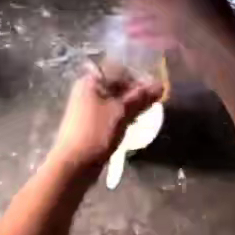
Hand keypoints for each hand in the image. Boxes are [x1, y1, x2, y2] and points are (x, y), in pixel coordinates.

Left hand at [48, 65, 163, 177]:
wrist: (73, 165)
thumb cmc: (97, 133)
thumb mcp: (122, 113)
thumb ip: (141, 97)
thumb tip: (160, 85)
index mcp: (91, 81)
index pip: (119, 69)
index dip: (137, 77)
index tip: (153, 90)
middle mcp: (87, 90)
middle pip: (116, 84)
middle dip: (135, 93)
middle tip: (151, 105)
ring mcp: (86, 107)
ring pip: (114, 100)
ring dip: (129, 105)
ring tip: (144, 115)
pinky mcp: (89, 123)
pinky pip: (109, 113)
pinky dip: (121, 116)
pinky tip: (131, 125)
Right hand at [122, 0, 234, 56]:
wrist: (215, 48)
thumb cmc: (190, 14)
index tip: (131, 1)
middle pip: (166, 3)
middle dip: (145, 11)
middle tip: (125, 17)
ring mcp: (198, 21)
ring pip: (168, 21)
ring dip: (147, 25)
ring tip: (126, 31)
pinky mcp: (196, 42)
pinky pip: (171, 36)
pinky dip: (156, 37)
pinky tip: (139, 41)